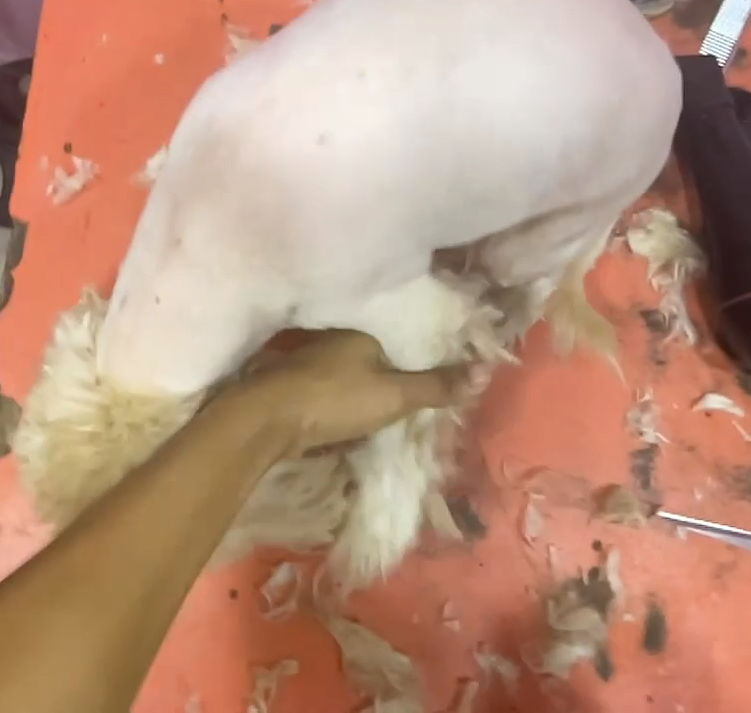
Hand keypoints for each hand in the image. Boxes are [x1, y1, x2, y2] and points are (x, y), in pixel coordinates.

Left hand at [230, 330, 472, 457]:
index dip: (421, 358)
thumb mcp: (394, 396)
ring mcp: (313, 360)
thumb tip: (483, 371)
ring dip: (368, 389)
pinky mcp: (297, 384)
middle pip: (376, 356)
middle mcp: (337, 338)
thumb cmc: (335, 399)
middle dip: (393, 374)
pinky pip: (334, 390)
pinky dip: (346, 401)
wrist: (267, 419)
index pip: (403, 338)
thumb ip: (435, 386)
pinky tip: (355, 416)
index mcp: (363, 331)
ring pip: (353, 373)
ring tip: (392, 410)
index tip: (438, 380)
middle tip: (418, 399)